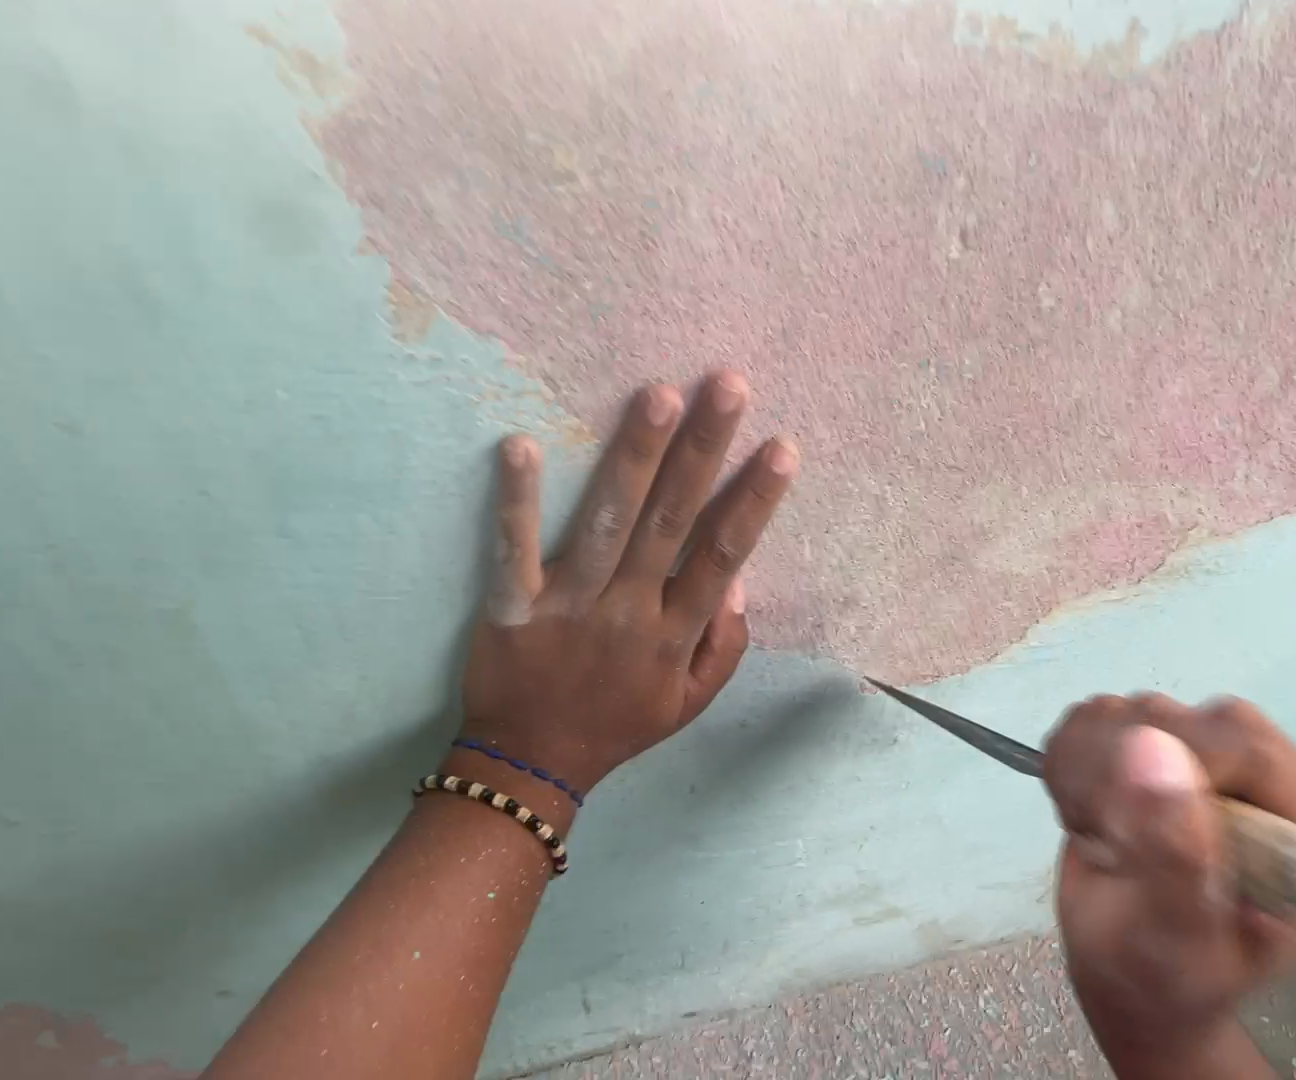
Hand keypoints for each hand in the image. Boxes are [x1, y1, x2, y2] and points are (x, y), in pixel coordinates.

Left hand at [457, 371, 798, 793]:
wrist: (533, 763)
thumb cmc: (619, 725)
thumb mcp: (691, 703)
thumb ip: (724, 644)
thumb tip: (737, 576)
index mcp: (674, 634)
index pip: (723, 556)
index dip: (754, 502)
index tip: (782, 449)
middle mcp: (630, 611)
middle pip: (672, 523)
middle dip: (703, 453)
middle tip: (727, 387)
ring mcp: (570, 606)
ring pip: (608, 523)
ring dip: (634, 458)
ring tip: (659, 396)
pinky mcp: (513, 608)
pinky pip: (513, 551)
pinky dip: (516, 501)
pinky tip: (518, 444)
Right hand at [1042, 695, 1295, 1078]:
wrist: (1127, 980)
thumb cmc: (1158, 981)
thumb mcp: (1172, 938)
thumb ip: (1174, 852)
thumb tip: (1151, 745)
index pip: (1245, 748)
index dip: (1168, 768)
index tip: (1119, 825)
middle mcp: (1277, 789)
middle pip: (1193, 719)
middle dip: (1125, 772)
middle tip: (1105, 836)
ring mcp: (1218, 763)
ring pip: (1144, 708)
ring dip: (1093, 767)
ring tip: (1097, 831)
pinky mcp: (1168, 750)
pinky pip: (1106, 713)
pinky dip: (1075, 757)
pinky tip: (1085, 808)